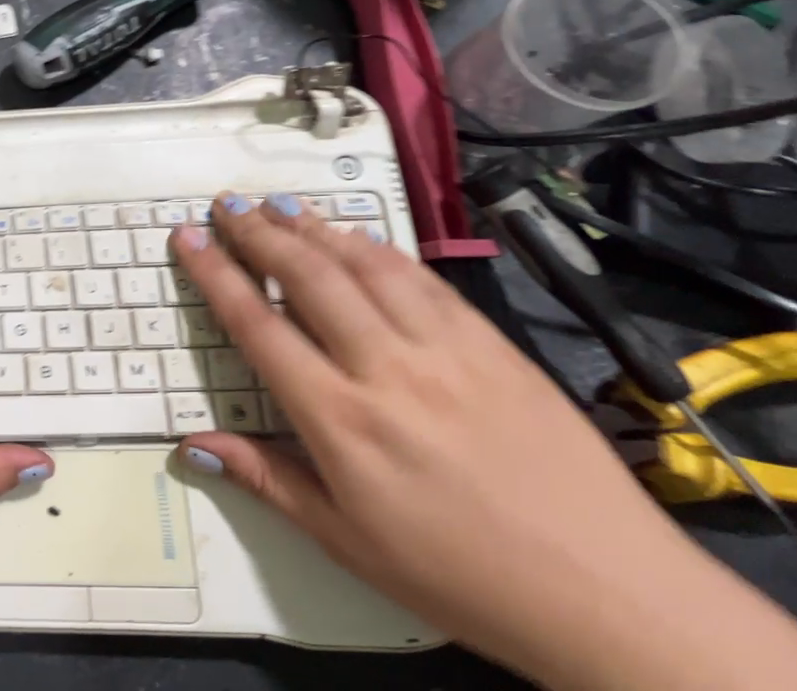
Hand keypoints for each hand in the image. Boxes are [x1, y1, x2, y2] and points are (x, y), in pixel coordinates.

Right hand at [173, 193, 796, 690]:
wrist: (608, 593)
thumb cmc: (458, 574)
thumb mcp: (345, 541)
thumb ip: (266, 479)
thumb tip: (192, 447)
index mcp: (340, 419)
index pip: (258, 326)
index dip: (216, 275)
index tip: (188, 238)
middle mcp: (388, 369)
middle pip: (310, 278)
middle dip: (260, 232)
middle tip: (227, 204)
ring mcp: (449, 350)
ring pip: (369, 266)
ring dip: (317, 229)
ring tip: (281, 206)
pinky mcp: (496, 346)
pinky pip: (426, 280)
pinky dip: (382, 250)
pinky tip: (360, 239)